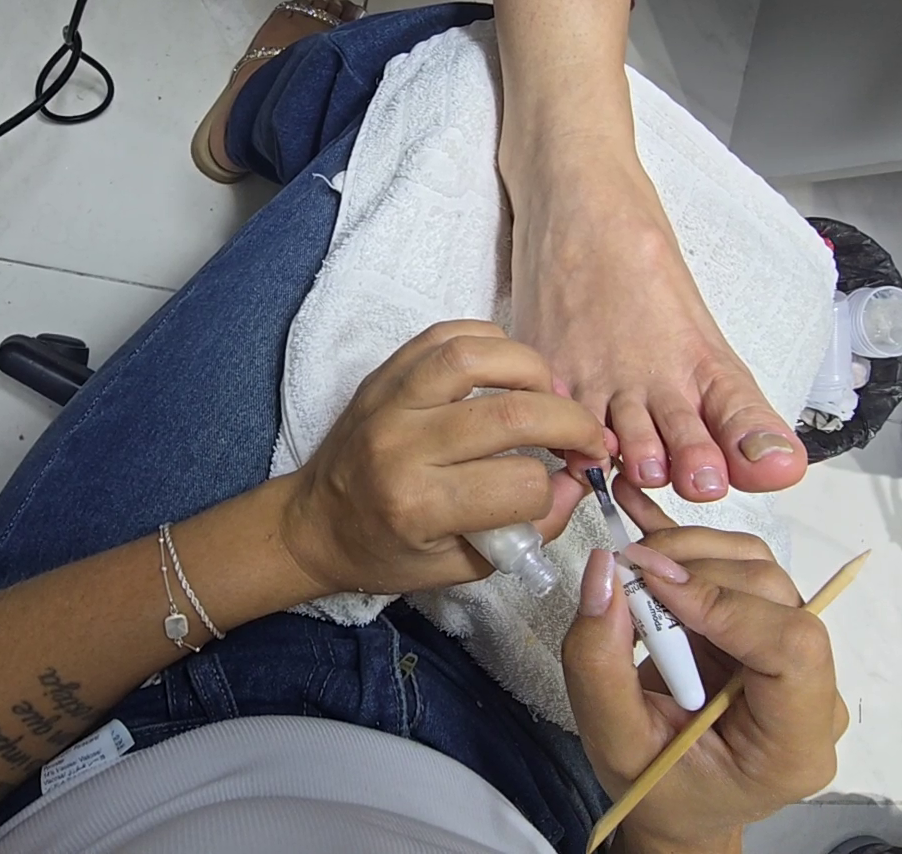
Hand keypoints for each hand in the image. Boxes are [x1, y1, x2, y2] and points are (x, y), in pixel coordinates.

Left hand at [278, 320, 607, 595]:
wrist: (313, 521)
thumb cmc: (385, 550)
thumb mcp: (459, 566)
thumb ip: (527, 533)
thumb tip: (576, 483)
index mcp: (418, 506)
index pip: (520, 484)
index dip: (558, 484)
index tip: (570, 479)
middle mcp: (401, 446)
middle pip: (510, 414)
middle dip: (570, 421)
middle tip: (588, 435)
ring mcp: (388, 401)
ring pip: (475, 357)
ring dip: (532, 368)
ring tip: (549, 393)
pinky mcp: (383, 374)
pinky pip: (442, 335)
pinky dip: (488, 340)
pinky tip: (507, 366)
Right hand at [503, 132, 805, 502]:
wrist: (580, 202)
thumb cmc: (637, 253)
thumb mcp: (696, 323)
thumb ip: (722, 398)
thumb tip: (771, 461)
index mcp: (701, 358)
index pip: (739, 420)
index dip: (754, 451)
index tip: (769, 468)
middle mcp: (652, 371)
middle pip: (679, 443)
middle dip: (694, 469)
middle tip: (697, 478)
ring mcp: (597, 372)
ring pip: (619, 443)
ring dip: (633, 460)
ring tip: (640, 465)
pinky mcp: (549, 367)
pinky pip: (557, 422)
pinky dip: (568, 442)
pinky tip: (576, 446)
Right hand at [562, 479, 846, 852]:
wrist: (674, 799)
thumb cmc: (652, 785)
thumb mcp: (611, 737)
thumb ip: (599, 659)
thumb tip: (604, 567)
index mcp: (792, 741)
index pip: (792, 647)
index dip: (721, 600)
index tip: (647, 579)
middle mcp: (809, 690)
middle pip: (772, 593)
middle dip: (691, 568)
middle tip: (623, 569)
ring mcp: (788, 652)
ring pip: (755, 564)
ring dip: (686, 548)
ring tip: (629, 559)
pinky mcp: (757, 622)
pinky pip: (732, 561)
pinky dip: (683, 534)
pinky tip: (637, 509)